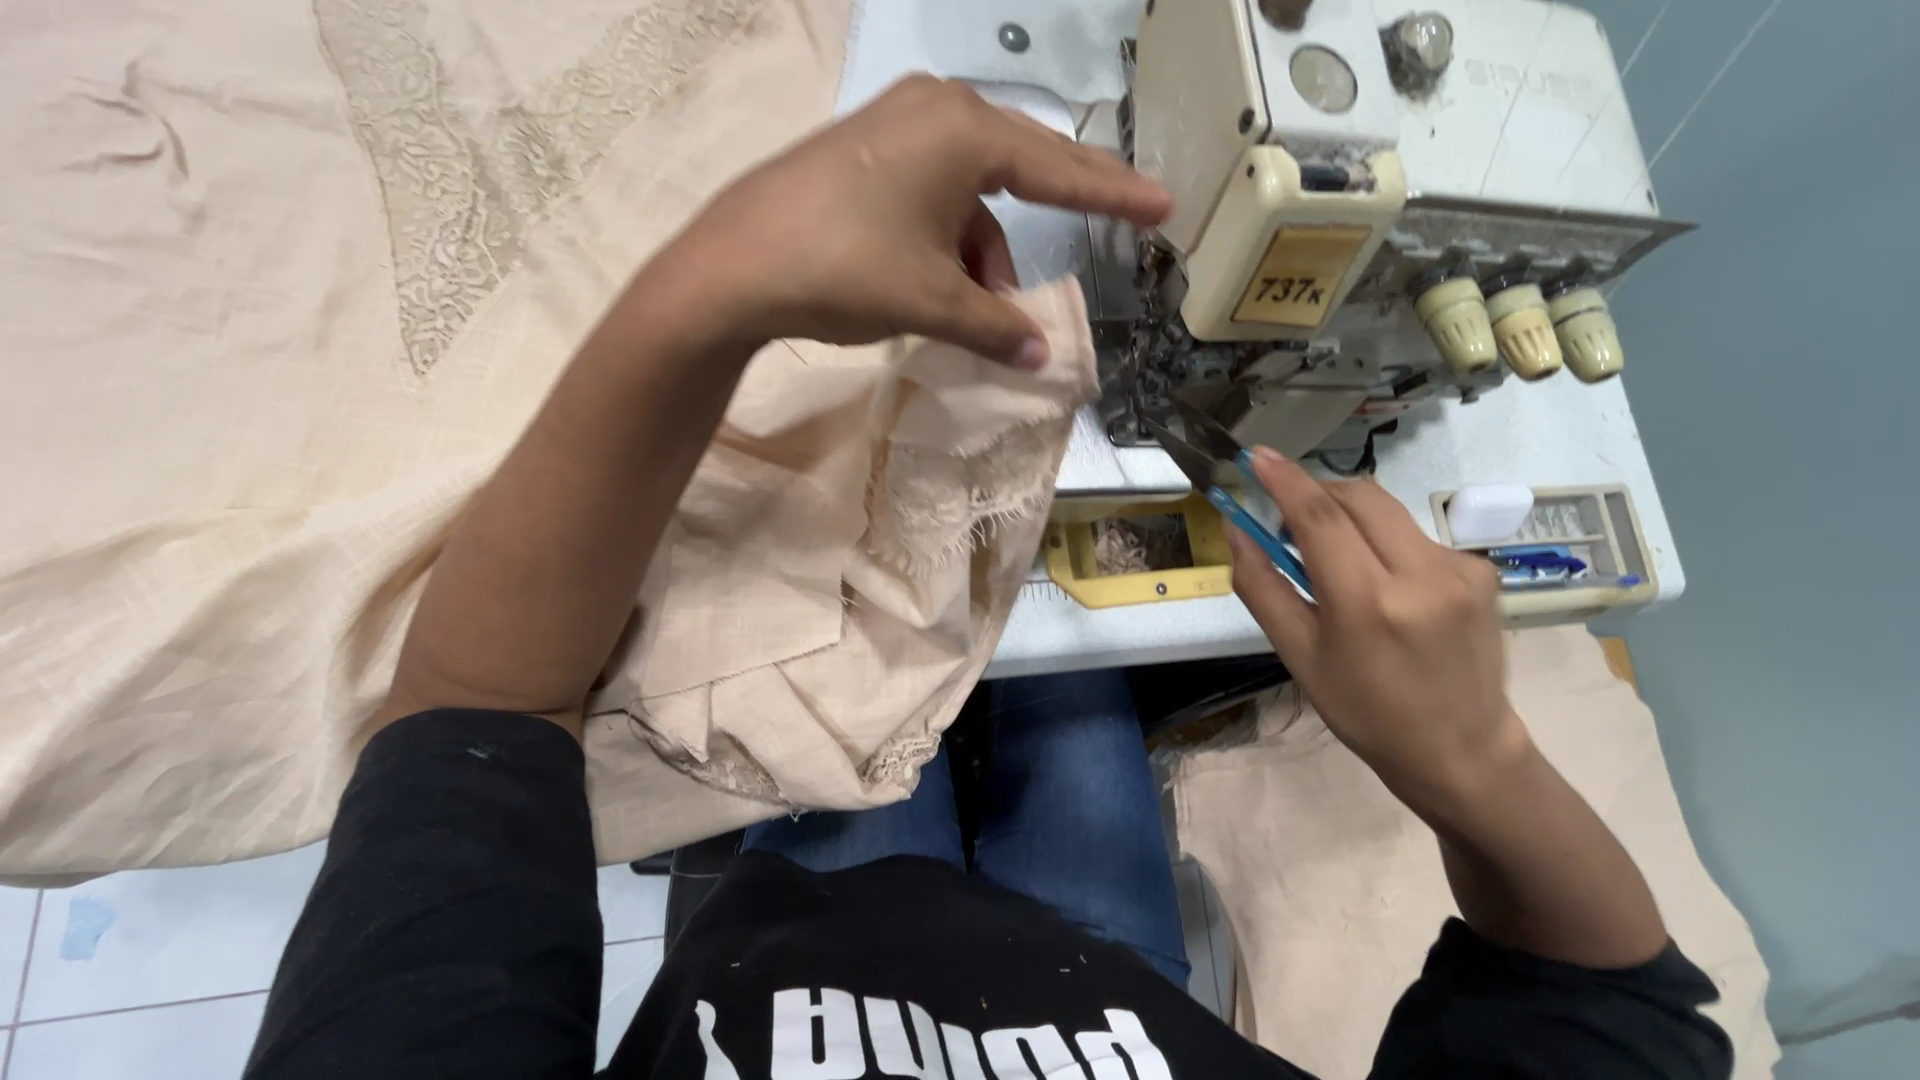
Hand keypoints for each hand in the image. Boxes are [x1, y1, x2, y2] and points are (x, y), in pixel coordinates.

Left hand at [667, 75, 1171, 366]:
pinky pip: (934, 193)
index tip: (1163, 204)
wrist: (733, 265)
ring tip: (975, 309)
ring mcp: (896, 125)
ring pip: (971, 192)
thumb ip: (995, 326)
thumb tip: (1039, 355)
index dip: (1116, 194)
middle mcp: (936, 111)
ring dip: (984, 252)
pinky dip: (948, 240)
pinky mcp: (866, 151)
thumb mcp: (932, 302)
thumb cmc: (844, 270)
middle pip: (1021, 169)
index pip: (1061, 168)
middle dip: (1055, 216)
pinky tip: (936, 284)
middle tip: (1116, 227)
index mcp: (964, 131)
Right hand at [1227, 449, 1531, 801]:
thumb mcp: (1299, 656)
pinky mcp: (1481, 571)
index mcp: (1369, 605)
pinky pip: (1414, 533)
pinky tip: (1381, 580)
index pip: (1321, 519)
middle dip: (1316, 492)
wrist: (1461, 749)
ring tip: (1332, 555)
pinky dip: (1382, 540)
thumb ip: (1262, 587)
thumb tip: (1237, 530)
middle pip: (1358, 497)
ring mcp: (1460, 570)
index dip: (1285, 481)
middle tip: (1288, 520)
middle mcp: (1422, 576)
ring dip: (1348, 515)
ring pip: (1387, 510)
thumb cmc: (1365, 711)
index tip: (1257, 456)